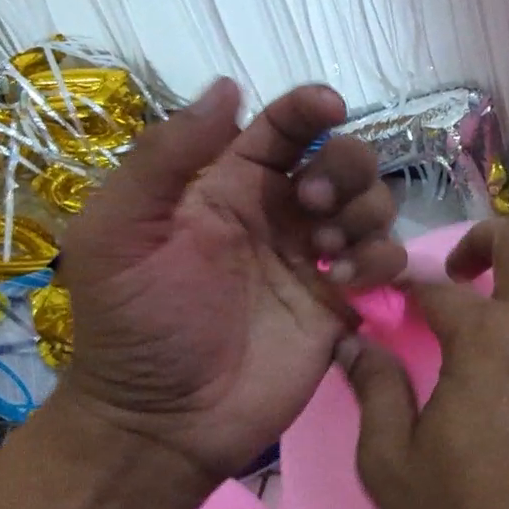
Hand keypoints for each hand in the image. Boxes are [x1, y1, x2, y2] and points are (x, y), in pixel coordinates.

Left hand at [56, 78, 405, 478]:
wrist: (164, 421)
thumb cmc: (134, 324)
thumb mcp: (121, 232)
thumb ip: (166, 157)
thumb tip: (228, 86)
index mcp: (229, 186)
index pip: (282, 128)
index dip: (309, 107)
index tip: (330, 107)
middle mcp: (281, 214)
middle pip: (342, 158)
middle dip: (343, 167)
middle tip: (312, 205)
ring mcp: (317, 258)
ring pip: (373, 204)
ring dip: (364, 212)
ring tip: (328, 252)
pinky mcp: (344, 301)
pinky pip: (387, 260)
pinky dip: (382, 259)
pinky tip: (349, 283)